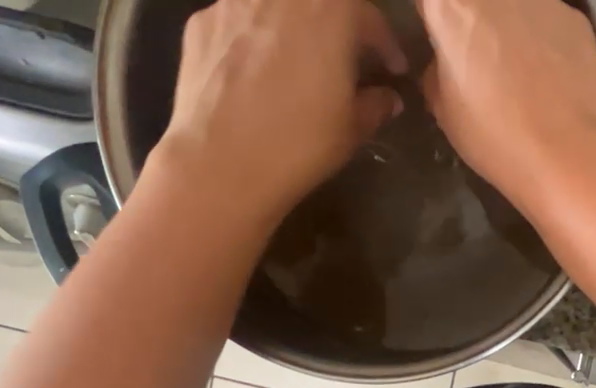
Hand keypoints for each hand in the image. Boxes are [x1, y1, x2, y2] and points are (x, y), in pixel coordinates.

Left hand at [150, 0, 408, 221]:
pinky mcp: (202, 21)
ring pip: (275, 6)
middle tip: (345, 56)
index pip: (369, 16)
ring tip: (297, 58)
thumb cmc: (299, 145)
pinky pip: (239, 19)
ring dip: (293, 25)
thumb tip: (387, 97)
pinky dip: (255, 36)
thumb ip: (374, 104)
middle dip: (338, 26)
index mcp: (329, 13)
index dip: (385, 44)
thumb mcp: (351, 130)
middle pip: (319, 3)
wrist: (221, 163)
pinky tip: (256, 70)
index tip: (393, 68)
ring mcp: (235, 1)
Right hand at [416, 0, 595, 207]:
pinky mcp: (575, 18)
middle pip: (478, 3)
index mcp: (450, 5)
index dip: (437, 24)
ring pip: (516, 9)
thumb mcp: (445, 112)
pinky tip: (555, 82)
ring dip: (515, 32)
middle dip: (478, 26)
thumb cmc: (495, 137)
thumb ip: (437, 71)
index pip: (431, 1)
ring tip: (526, 76)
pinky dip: (549, 45)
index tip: (445, 47)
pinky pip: (551, 25)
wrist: (566, 153)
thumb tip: (444, 62)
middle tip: (486, 65)